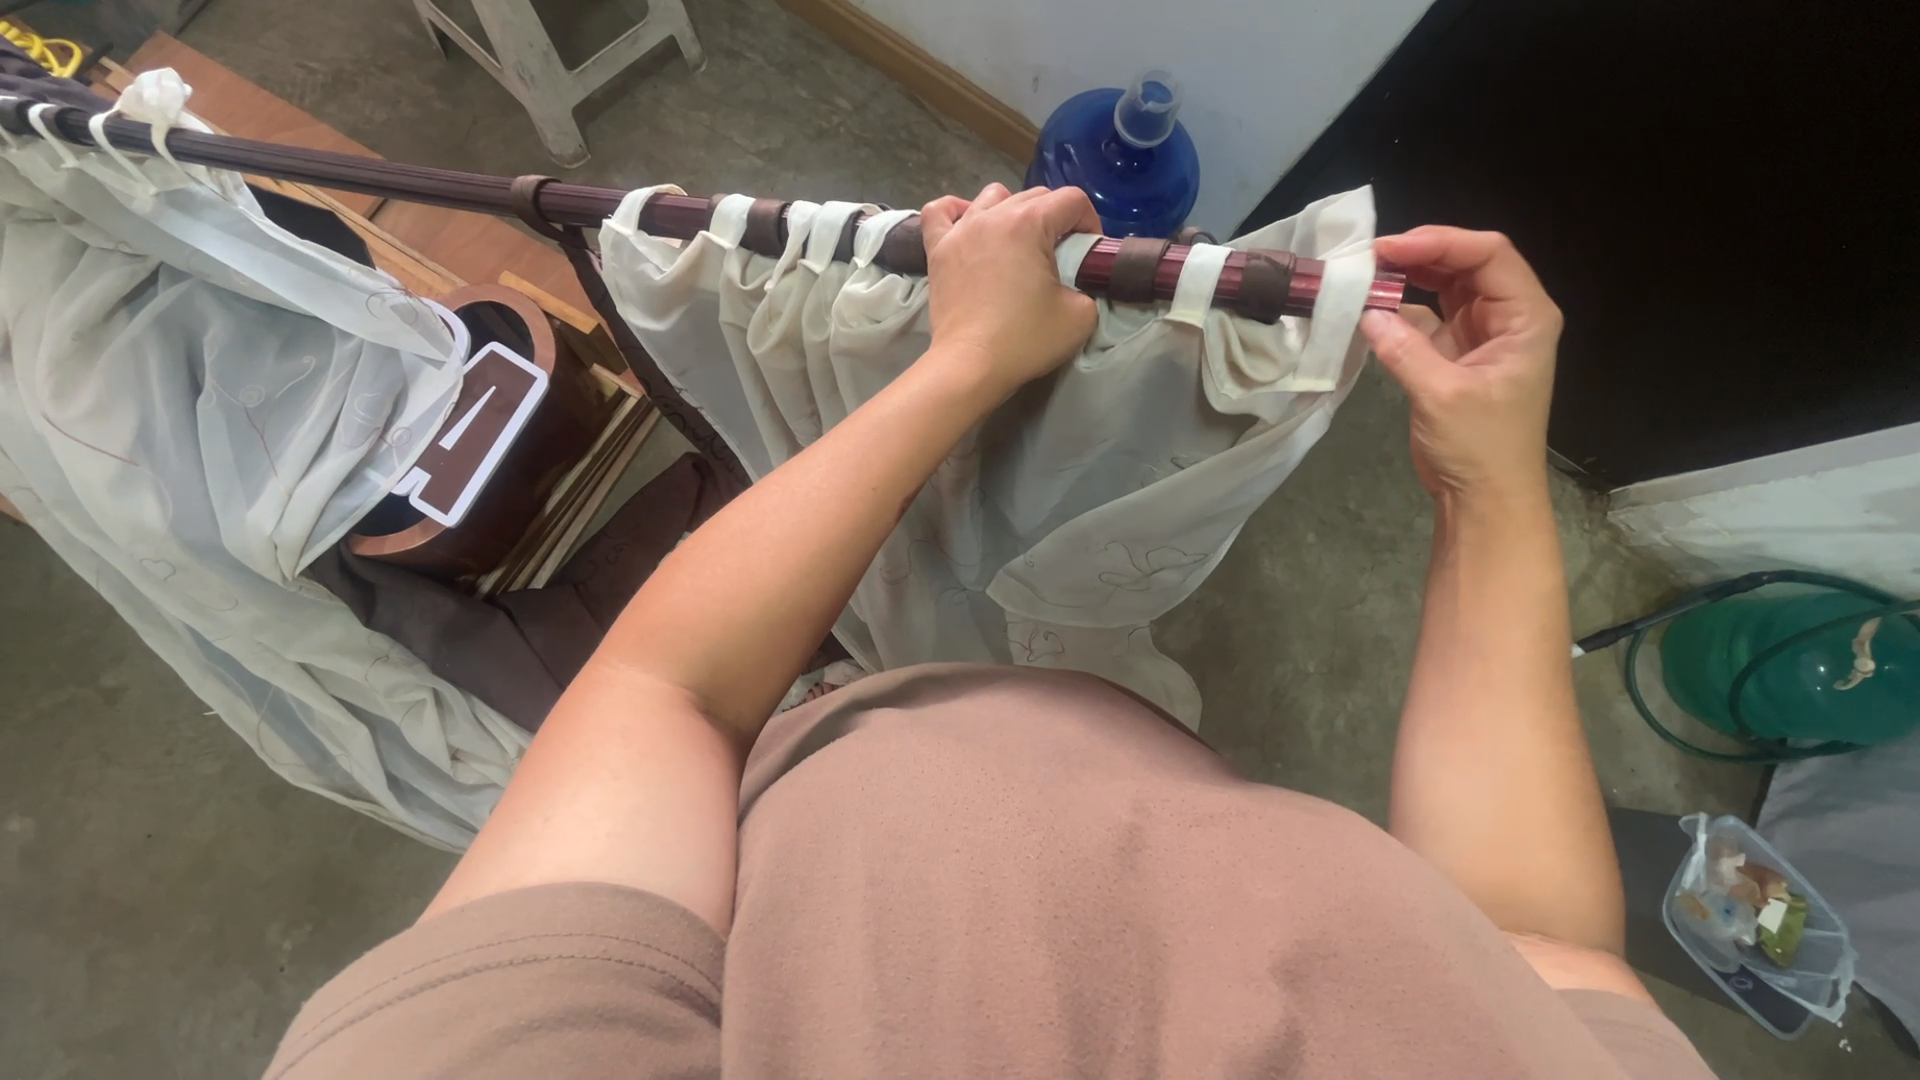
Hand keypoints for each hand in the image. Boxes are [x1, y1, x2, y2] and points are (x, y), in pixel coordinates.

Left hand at [918, 183, 1100, 399]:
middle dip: (1056, 220)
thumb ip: (1088, 288)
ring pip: (992, 197)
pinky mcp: (937, 251)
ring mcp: (960, 231)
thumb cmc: (1025, 340)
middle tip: (1060, 258)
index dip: (1090, 224)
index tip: (1088, 255)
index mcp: (1029, 223)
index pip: (1072, 200)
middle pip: (1035, 196)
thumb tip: (1079, 283)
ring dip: (1013, 211)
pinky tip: (968, 224)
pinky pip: (939, 212)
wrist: (970, 366)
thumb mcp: (1081, 317)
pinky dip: (955, 211)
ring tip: (1018, 244)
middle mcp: (992, 216)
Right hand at [1359, 227, 1562, 502]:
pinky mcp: (1452, 358)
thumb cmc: (1480, 446)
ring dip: (1408, 278)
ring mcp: (1479, 337)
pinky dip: (1398, 312)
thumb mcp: (1442, 395)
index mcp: (1525, 317)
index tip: (1390, 248)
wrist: (1484, 495)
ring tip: (1366, 275)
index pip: (1489, 255)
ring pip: (1445, 289)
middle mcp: (1506, 318)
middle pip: (1467, 265)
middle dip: (1421, 254)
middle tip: (1371, 256)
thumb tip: (1366, 314)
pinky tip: (1370, 311)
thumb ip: (1405, 350)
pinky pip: (1425, 321)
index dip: (1441, 242)